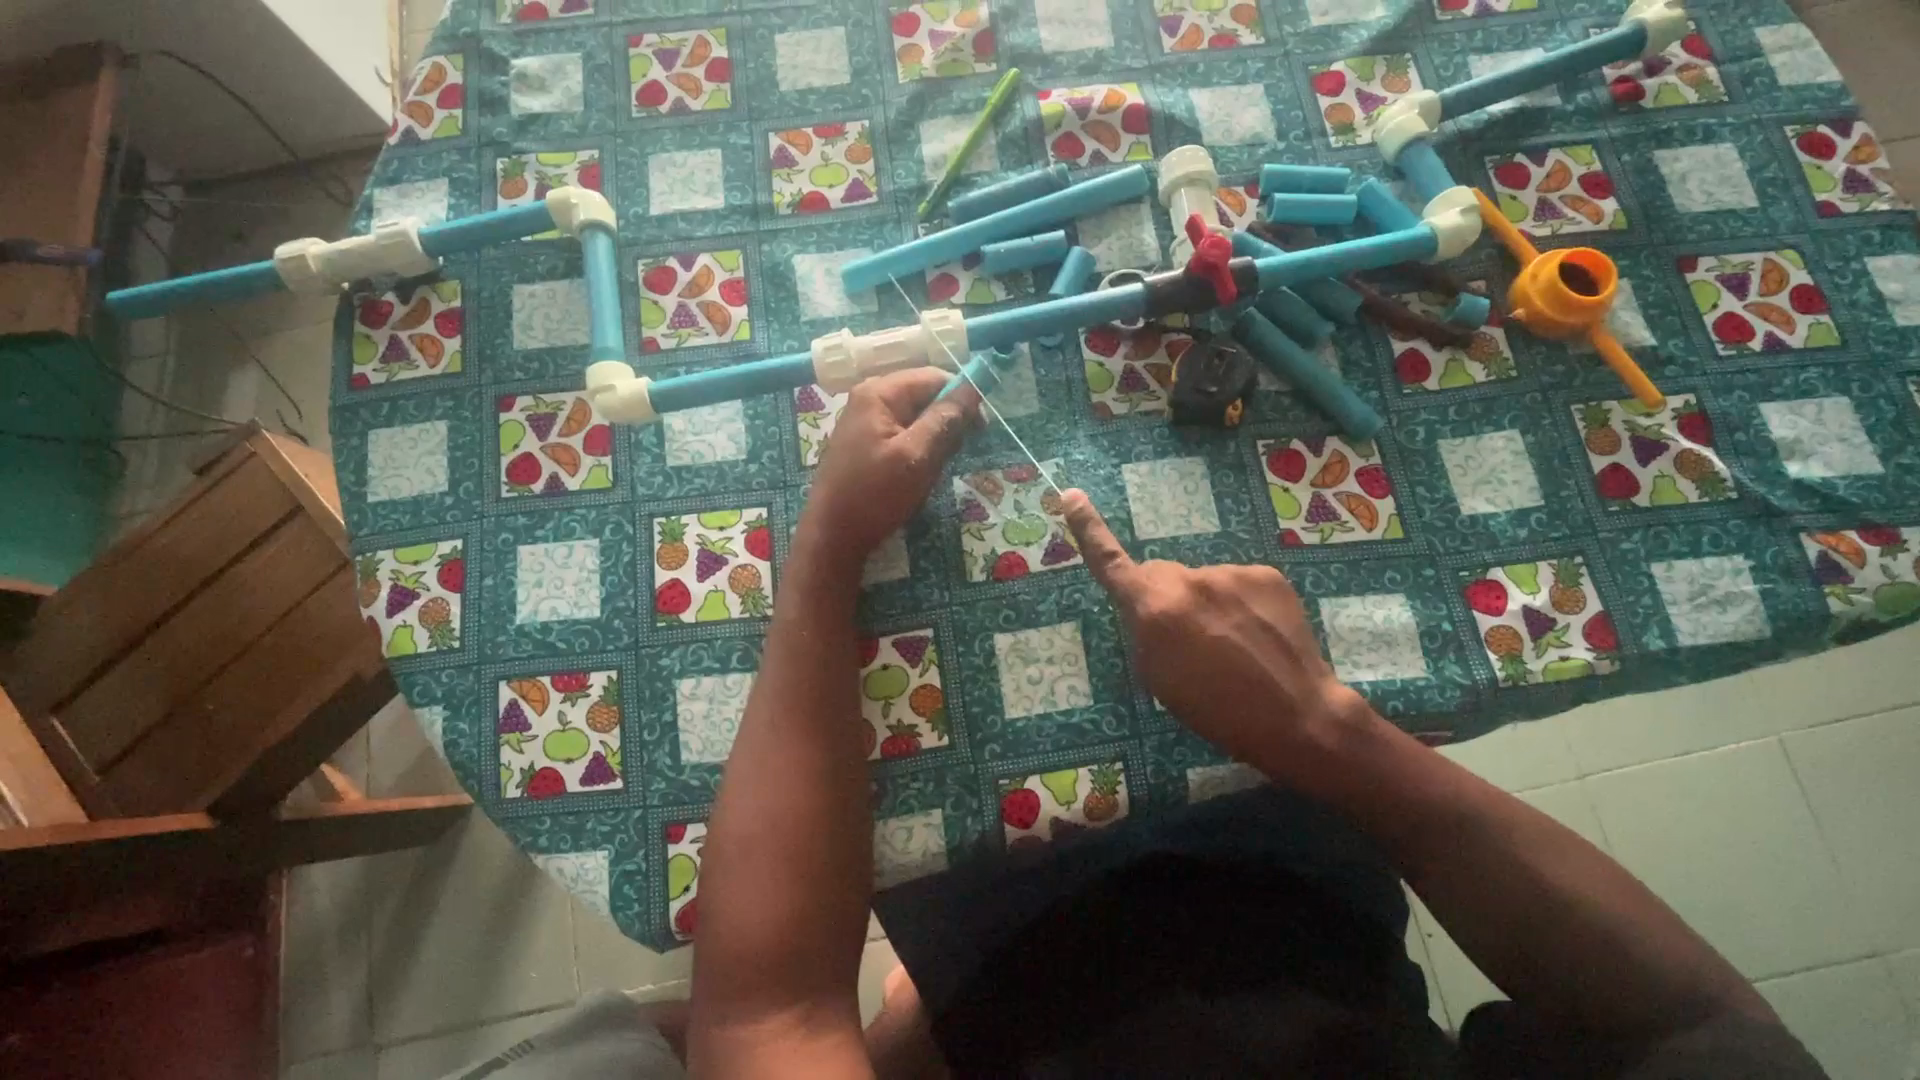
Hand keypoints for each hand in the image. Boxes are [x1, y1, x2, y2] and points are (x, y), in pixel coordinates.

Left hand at [793, 369, 980, 581]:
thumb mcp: (917, 457)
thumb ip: (946, 420)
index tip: (981, 428)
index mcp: (878, 393)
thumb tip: (973, 390)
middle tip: (957, 453)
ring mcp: (864, 422)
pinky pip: (901, 435)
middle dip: (946, 420)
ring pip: (914, 418)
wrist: (832, 536)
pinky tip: (918, 474)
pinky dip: (917, 450)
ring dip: (933, 439)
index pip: (933, 377)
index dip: (962, 396)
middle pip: (923, 395)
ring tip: (935, 468)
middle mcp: (868, 399)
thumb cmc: (874, 495)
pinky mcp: (864, 445)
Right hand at [1060, 489, 1372, 768]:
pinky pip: (1239, 584)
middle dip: (1166, 600)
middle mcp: (1188, 580)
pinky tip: (1260, 636)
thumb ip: (1145, 631)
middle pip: (1162, 578)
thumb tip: (1152, 607)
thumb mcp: (1159, 678)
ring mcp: (1230, 572)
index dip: (1087, 528)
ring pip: (1203, 583)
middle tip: (1189, 644)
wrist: (1297, 715)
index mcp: (1153, 609)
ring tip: (1234, 648)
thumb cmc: (1215, 710)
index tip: (1072, 494)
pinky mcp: (1266, 574)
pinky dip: (1243, 604)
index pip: (1110, 562)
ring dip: (1209, 606)